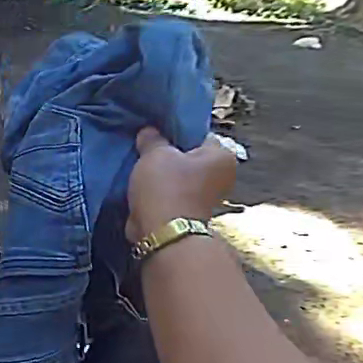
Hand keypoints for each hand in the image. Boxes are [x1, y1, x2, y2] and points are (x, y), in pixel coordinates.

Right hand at [126, 128, 237, 242]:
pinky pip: (173, 192)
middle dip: (169, 155)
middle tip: (145, 150)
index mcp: (222, 156)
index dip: (174, 132)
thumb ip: (152, 139)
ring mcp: (207, 195)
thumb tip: (149, 130)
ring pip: (180, 176)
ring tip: (140, 168)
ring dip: (163, 174)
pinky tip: (142, 185)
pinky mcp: (190, 211)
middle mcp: (222, 174)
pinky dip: (161, 190)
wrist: (162, 232)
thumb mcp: (155, 154)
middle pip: (189, 156)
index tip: (154, 135)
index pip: (197, 134)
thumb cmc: (165, 186)